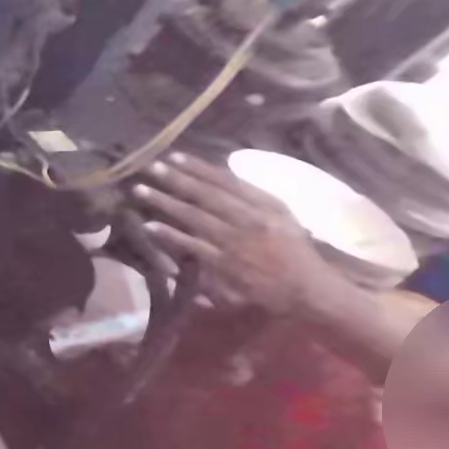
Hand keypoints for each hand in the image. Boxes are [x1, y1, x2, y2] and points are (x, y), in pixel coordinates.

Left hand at [130, 153, 347, 313]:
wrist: (308, 291)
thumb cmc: (293, 252)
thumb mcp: (282, 219)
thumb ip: (253, 199)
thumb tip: (219, 177)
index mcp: (268, 207)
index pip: (229, 182)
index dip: (200, 168)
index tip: (174, 157)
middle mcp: (252, 221)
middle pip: (208, 195)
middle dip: (177, 180)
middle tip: (150, 167)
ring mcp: (235, 243)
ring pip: (195, 217)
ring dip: (165, 202)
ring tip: (139, 190)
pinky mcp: (222, 264)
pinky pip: (191, 246)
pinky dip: (169, 235)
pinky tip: (148, 226)